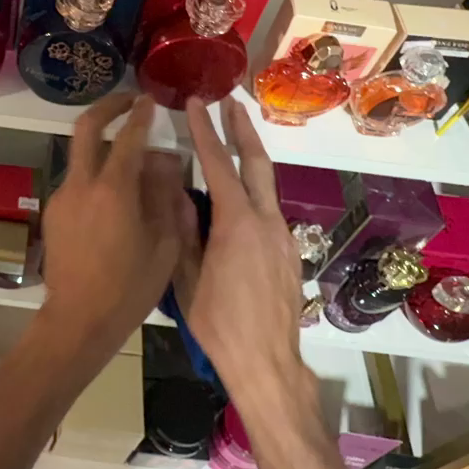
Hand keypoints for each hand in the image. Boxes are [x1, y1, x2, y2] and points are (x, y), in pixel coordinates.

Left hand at [39, 94, 182, 353]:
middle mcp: (81, 185)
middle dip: (107, 107)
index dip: (139, 115)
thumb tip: (166, 161)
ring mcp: (61, 198)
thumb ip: (165, 196)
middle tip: (128, 101)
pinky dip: (95, 175)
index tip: (149, 100)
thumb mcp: (163, 243)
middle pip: (86, 128)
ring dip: (102, 146)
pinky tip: (116, 197)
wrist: (79, 319)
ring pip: (80, 156)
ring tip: (132, 161)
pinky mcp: (52, 213)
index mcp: (113, 190)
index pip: (127, 138)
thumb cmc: (130, 287)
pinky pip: (76, 181)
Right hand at [174, 96, 303, 402]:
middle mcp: (267, 222)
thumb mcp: (187, 277)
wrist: (267, 365)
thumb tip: (178, 194)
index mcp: (237, 223)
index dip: (206, 132)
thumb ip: (184, 231)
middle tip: (231, 103)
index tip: (197, 104)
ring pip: (268, 186)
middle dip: (243, 130)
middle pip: (258, 163)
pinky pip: (270, 211)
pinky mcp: (290, 254)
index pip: (219, 165)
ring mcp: (284, 237)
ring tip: (233, 142)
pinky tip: (239, 200)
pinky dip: (255, 192)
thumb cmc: (218, 324)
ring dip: (251, 159)